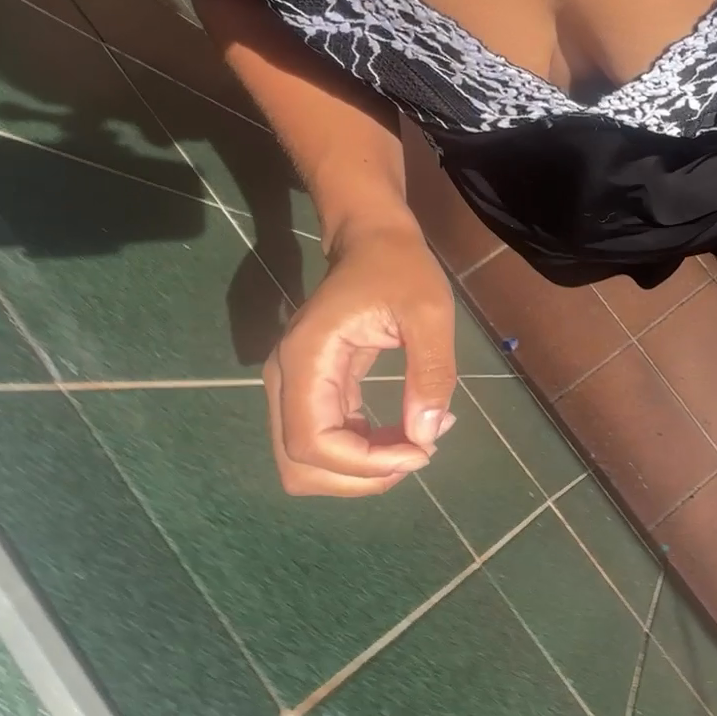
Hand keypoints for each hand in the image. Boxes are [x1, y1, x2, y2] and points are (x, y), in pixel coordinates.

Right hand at [263, 221, 456, 496]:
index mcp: (306, 359)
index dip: (364, 463)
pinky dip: (362, 449)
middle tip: (420, 453)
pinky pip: (326, 438)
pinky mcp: (315, 389)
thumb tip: (426, 435)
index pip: (312, 441)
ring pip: (308, 459)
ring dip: (361, 467)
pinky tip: (405, 433)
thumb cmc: (402, 268)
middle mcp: (286, 379)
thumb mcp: (430, 313)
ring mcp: (295, 386)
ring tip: (417, 444)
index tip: (420, 453)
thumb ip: (430, 373)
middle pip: (300, 463)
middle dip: (360, 475)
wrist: (374, 239)